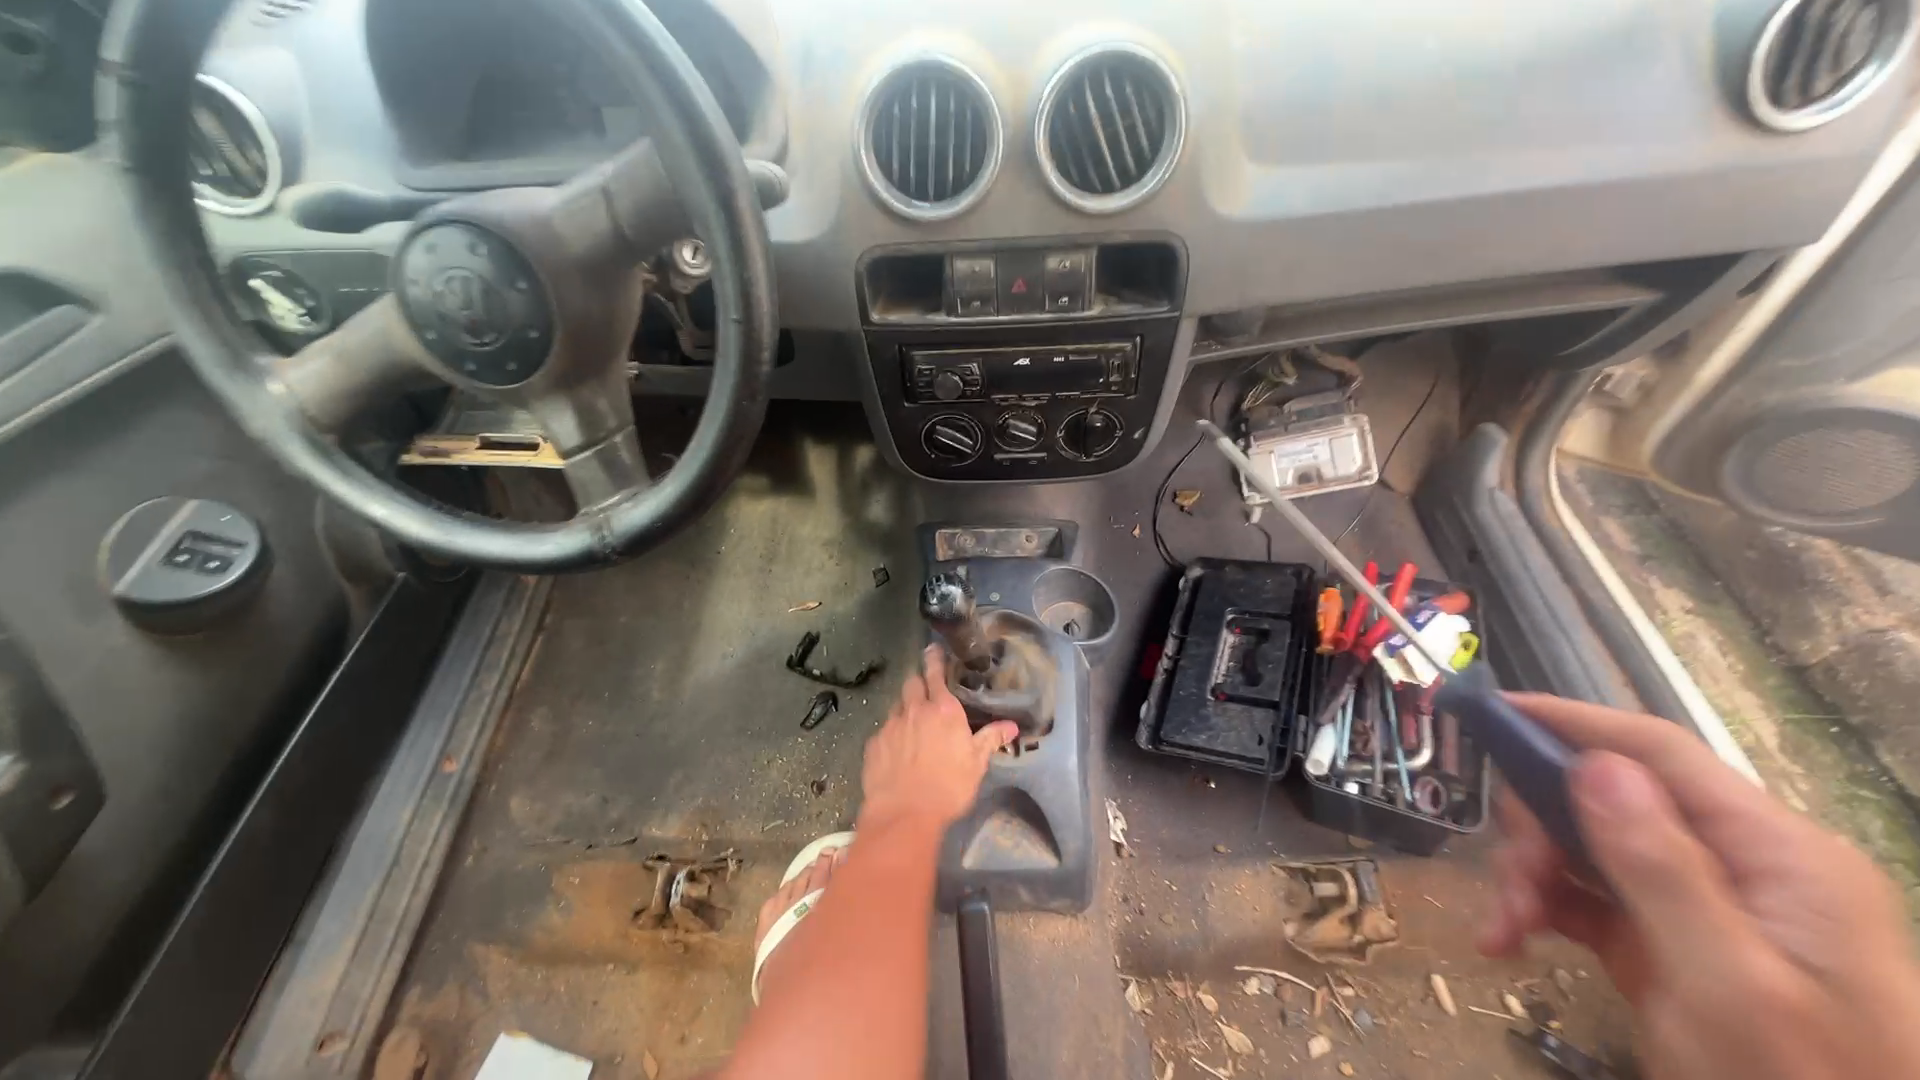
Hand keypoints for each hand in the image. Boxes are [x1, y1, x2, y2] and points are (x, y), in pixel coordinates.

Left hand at [857, 645, 1018, 832]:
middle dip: (918, 682)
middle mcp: (914, 710)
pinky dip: (892, 734)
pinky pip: (884, 730)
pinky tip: (897, 749)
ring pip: (897, 706)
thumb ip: (990, 739)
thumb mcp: (976, 764)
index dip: (934, 660)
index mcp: (943, 710)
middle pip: (912, 684)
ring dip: (905, 708)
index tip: (932, 650)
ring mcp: (890, 726)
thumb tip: (1011, 726)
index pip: (936, 674)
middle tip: (925, 690)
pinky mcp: (874, 744)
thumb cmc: (948, 787)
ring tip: (912, 722)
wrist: (904, 813)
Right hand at [1480, 693, 1919, 1079]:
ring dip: (1529, 877)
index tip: (1489, 711)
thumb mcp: (1728, 986)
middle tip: (1509, 884)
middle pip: (1604, 799)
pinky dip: (1538, 910)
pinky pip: (1582, 897)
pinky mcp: (1664, 940)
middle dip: (1540, 831)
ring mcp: (1699, 904)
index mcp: (1775, 853)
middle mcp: (1737, 863)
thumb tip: (1595, 765)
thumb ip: (1664, 870)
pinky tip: (1507, 941)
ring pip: (1582, 846)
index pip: (1657, 752)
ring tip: (1503, 930)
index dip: (1570, 722)